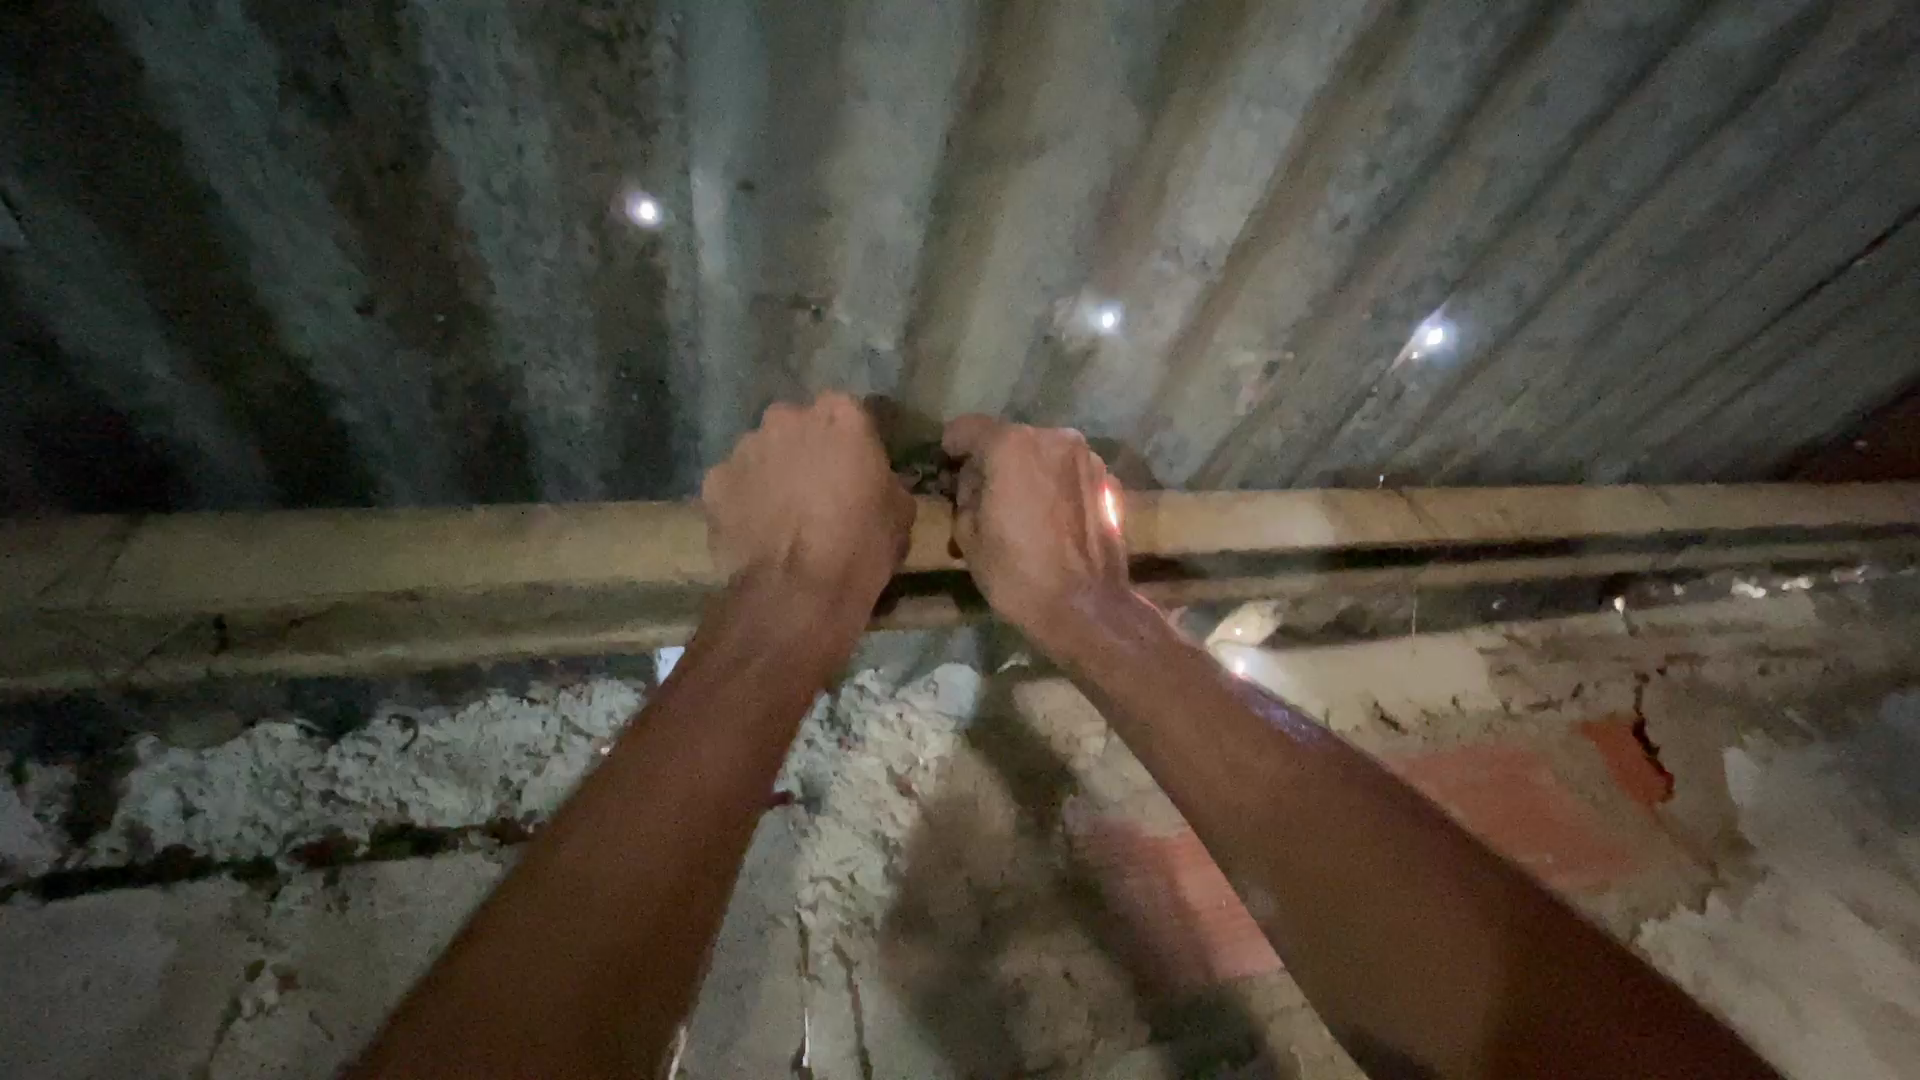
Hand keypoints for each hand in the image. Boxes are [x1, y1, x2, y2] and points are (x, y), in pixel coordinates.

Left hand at [703, 393, 913, 604]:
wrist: (799, 591)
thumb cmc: (862, 546)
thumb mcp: (900, 512)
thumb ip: (883, 481)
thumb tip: (874, 483)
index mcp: (841, 415)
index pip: (848, 414)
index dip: (850, 444)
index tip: (855, 470)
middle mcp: (787, 417)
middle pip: (798, 427)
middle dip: (806, 451)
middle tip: (817, 491)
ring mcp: (745, 447)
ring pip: (762, 453)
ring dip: (772, 474)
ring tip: (782, 516)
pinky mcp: (714, 481)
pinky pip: (734, 485)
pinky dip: (742, 501)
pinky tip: (756, 531)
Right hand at [943, 415, 1129, 639]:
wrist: (1084, 607)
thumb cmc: (1016, 572)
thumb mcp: (968, 535)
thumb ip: (966, 495)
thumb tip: (976, 485)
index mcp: (1012, 446)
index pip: (969, 428)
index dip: (953, 446)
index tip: (947, 462)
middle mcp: (1054, 438)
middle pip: (1010, 440)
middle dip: (993, 462)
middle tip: (984, 497)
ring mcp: (1088, 458)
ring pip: (1043, 455)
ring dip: (1027, 473)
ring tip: (1021, 511)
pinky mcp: (1108, 482)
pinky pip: (1069, 475)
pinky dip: (1055, 488)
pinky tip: (1051, 521)